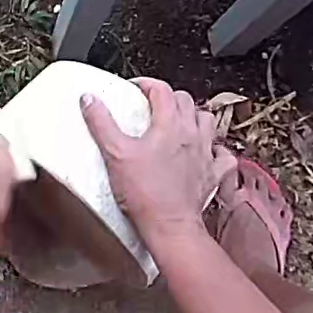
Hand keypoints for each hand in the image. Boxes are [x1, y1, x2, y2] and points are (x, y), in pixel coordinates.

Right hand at [79, 78, 230, 244]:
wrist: (170, 227)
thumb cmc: (146, 194)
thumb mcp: (115, 154)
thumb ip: (101, 123)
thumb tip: (90, 100)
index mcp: (169, 125)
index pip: (162, 90)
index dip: (147, 84)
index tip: (136, 88)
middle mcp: (191, 134)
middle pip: (185, 101)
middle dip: (169, 98)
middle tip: (153, 105)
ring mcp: (205, 154)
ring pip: (207, 121)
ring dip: (194, 117)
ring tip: (179, 122)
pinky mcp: (212, 175)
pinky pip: (223, 156)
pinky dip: (216, 150)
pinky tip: (206, 153)